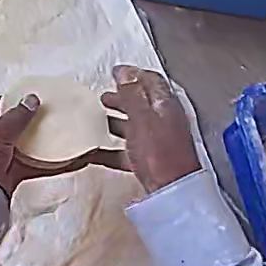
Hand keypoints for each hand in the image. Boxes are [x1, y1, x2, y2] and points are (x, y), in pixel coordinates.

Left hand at [0, 95, 127, 196]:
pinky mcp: (10, 175)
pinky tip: (69, 160)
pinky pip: (32, 166)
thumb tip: (32, 99)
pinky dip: (49, 164)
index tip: (38, 98)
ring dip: (44, 144)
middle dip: (34, 123)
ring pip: (25, 147)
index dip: (17, 101)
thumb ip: (18, 115)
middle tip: (56, 116)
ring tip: (67, 135)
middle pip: (14, 126)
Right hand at [101, 66, 201, 192]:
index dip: (134, 74)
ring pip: (134, 125)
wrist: (172, 193)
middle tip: (103, 97)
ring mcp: (158, 141)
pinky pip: (128, 150)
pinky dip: (111, 149)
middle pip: (142, 103)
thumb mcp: (142, 119)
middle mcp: (164, 121)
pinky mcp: (151, 161)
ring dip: (116, 121)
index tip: (115, 72)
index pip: (151, 81)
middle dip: (122, 97)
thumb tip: (125, 72)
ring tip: (98, 120)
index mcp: (165, 106)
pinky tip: (94, 153)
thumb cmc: (159, 154)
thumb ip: (132, 95)